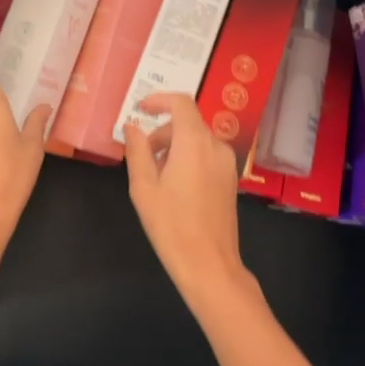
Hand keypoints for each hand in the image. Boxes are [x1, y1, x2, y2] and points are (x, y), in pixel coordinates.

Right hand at [124, 93, 256, 312]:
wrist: (210, 265)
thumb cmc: (171, 226)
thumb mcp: (144, 187)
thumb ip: (138, 150)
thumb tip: (133, 126)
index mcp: (194, 142)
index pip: (181, 103)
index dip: (160, 100)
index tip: (141, 108)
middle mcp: (216, 146)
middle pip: (188, 122)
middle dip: (163, 131)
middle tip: (142, 154)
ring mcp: (227, 163)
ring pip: (198, 139)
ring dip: (175, 145)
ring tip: (156, 174)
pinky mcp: (231, 179)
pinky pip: (207, 154)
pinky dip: (189, 156)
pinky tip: (175, 185)